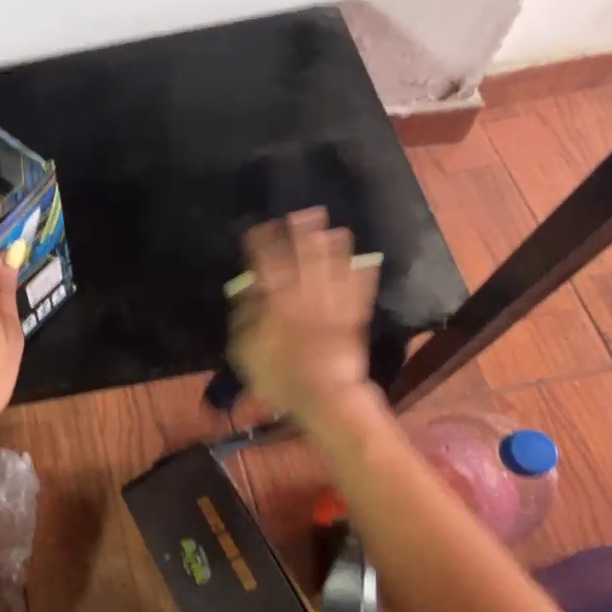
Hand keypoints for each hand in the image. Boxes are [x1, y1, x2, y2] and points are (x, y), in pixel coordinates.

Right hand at [228, 208, 382, 420]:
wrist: (325, 397)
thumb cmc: (280, 379)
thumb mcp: (247, 352)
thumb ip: (246, 319)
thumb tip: (247, 292)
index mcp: (276, 306)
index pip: (268, 267)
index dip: (264, 245)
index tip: (262, 226)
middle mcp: (304, 300)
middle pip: (303, 261)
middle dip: (301, 236)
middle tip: (303, 214)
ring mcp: (331, 308)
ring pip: (331, 272)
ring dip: (333, 250)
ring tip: (333, 230)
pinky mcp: (352, 320)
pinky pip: (358, 295)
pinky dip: (362, 278)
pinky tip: (365, 263)